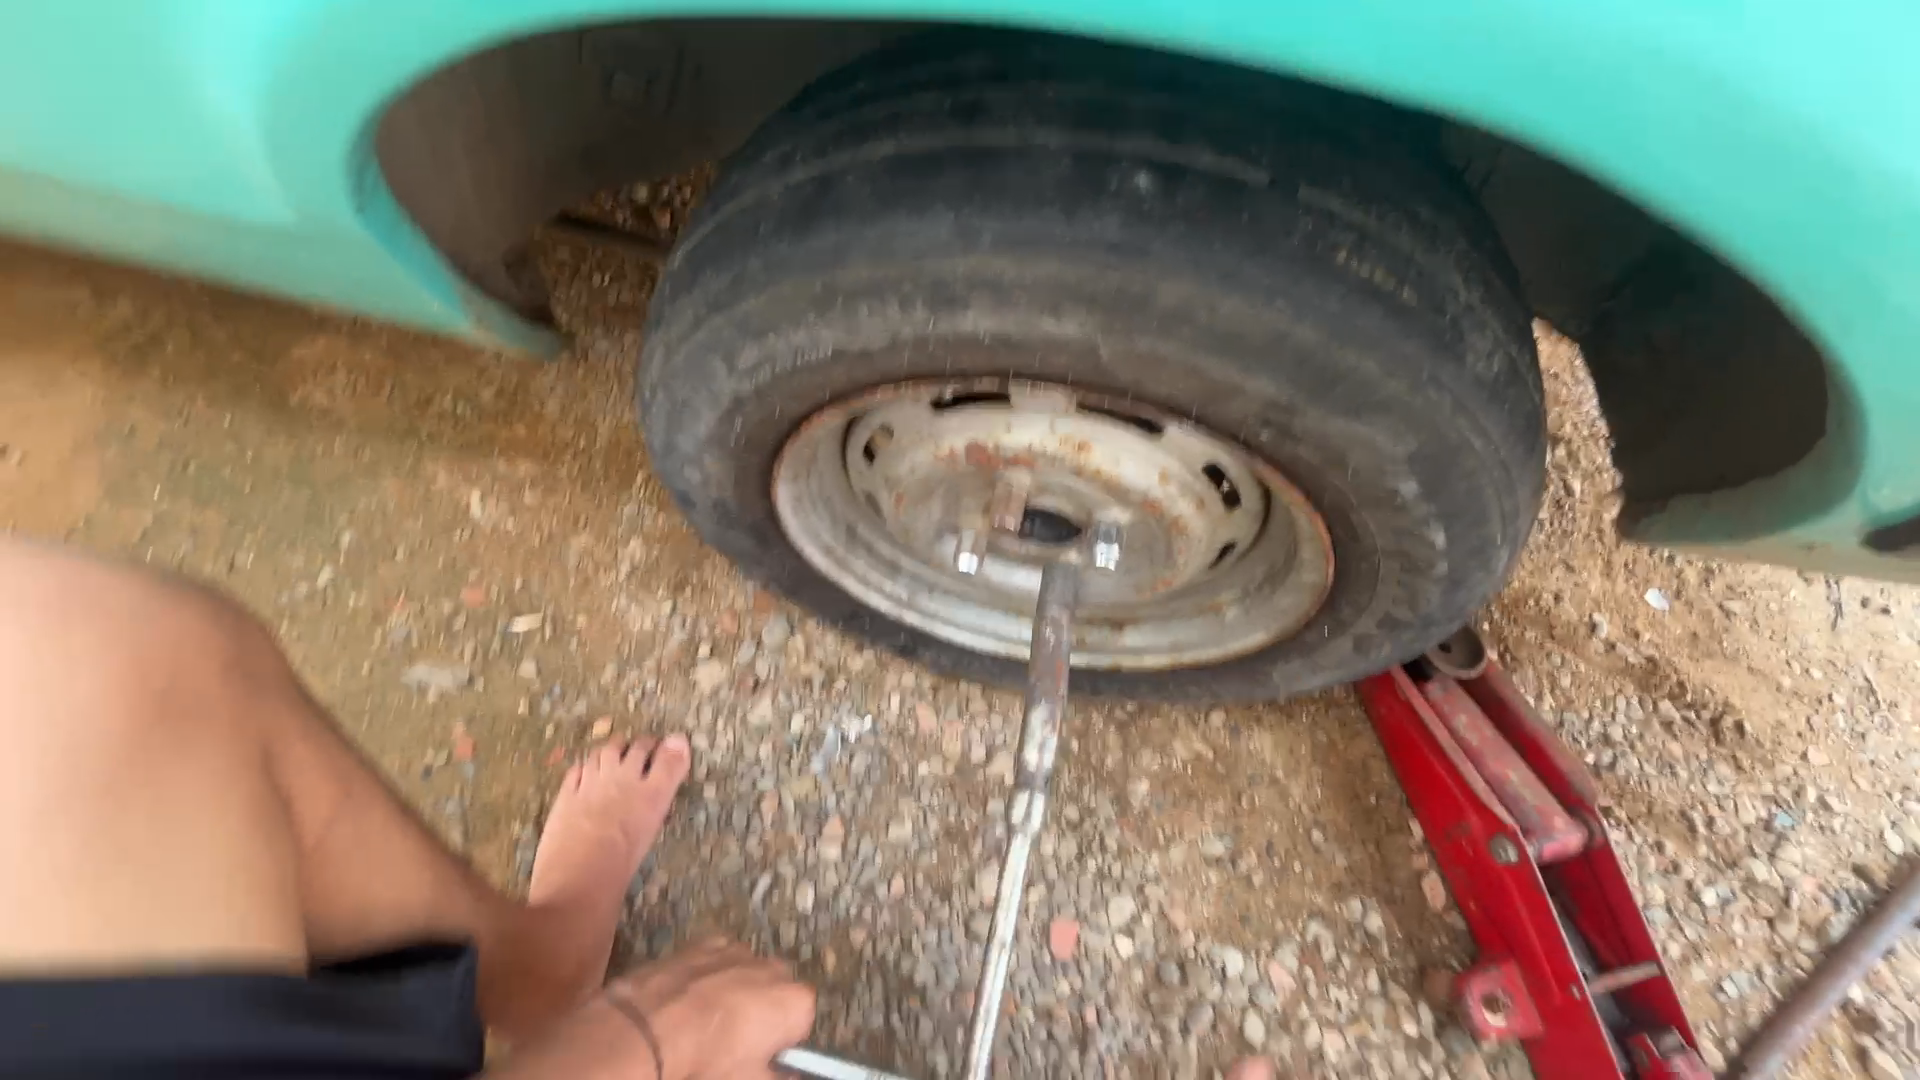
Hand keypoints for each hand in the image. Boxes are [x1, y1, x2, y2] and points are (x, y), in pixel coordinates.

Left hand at [610, 937, 816, 1078]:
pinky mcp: (707, 942)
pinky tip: (686, 1001)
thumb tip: (793, 1076)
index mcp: (795, 1002)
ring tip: (703, 1024)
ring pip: (747, 974)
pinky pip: (718, 960)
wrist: (648, 1031)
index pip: (802, 1024)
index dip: (781, 1045)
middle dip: (762, 1014)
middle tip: (733, 1045)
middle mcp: (775, 968)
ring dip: (736, 993)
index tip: (759, 1060)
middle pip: (777, 994)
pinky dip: (709, 976)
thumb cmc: (709, 1064)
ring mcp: (740, 951)